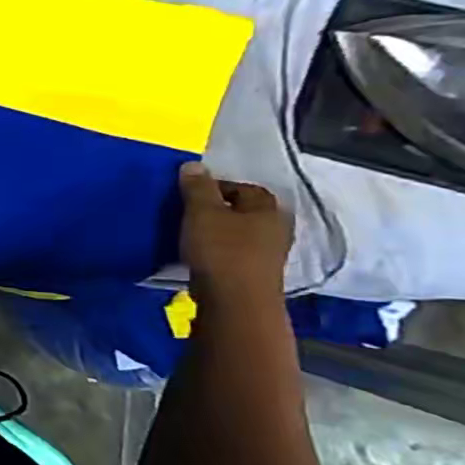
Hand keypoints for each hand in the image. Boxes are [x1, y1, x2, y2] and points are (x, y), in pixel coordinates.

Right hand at [178, 161, 291, 304]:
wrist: (236, 299)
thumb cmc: (221, 249)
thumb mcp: (202, 213)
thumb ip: (197, 188)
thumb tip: (194, 165)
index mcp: (267, 209)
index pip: (245, 188)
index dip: (217, 187)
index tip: (189, 194)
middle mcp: (276, 228)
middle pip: (245, 211)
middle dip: (218, 209)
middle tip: (188, 212)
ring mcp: (269, 252)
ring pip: (241, 232)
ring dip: (219, 230)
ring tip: (190, 233)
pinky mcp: (256, 272)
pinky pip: (236, 250)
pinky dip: (219, 248)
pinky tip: (200, 253)